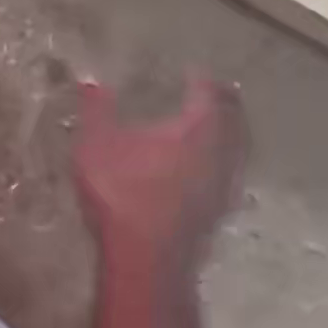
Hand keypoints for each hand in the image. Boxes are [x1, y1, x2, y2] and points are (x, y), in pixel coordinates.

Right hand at [73, 75, 245, 321]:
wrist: (145, 258)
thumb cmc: (122, 189)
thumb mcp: (97, 140)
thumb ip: (96, 108)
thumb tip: (91, 79)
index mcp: (192, 133)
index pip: (207, 99)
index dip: (203, 82)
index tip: (196, 70)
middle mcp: (216, 159)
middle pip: (233, 126)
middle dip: (227, 106)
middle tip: (218, 90)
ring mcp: (220, 190)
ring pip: (235, 154)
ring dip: (230, 134)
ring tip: (216, 123)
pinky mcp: (215, 215)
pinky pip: (228, 174)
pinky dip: (223, 159)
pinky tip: (205, 164)